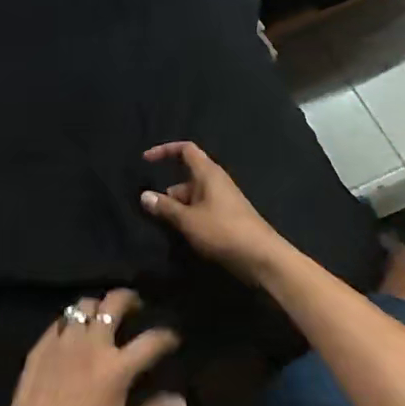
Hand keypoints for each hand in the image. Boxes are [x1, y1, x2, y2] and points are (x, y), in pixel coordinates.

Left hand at [0, 289, 190, 405]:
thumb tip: (181, 402)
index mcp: (115, 371)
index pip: (151, 340)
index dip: (167, 336)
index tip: (173, 339)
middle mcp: (89, 348)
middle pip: (112, 303)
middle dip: (129, 299)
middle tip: (137, 308)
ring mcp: (60, 347)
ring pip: (81, 306)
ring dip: (98, 307)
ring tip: (104, 318)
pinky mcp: (37, 353)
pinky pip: (57, 323)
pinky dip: (70, 322)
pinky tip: (74, 336)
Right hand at [140, 141, 294, 282]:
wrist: (260, 255)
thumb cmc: (222, 231)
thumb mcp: (188, 220)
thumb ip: (165, 207)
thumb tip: (144, 195)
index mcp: (208, 173)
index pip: (185, 150)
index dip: (165, 151)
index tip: (146, 160)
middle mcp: (216, 181)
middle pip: (186, 178)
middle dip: (168, 193)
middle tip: (151, 212)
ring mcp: (222, 199)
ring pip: (192, 197)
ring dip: (177, 208)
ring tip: (163, 227)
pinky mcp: (226, 216)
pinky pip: (201, 210)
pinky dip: (188, 217)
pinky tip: (181, 234)